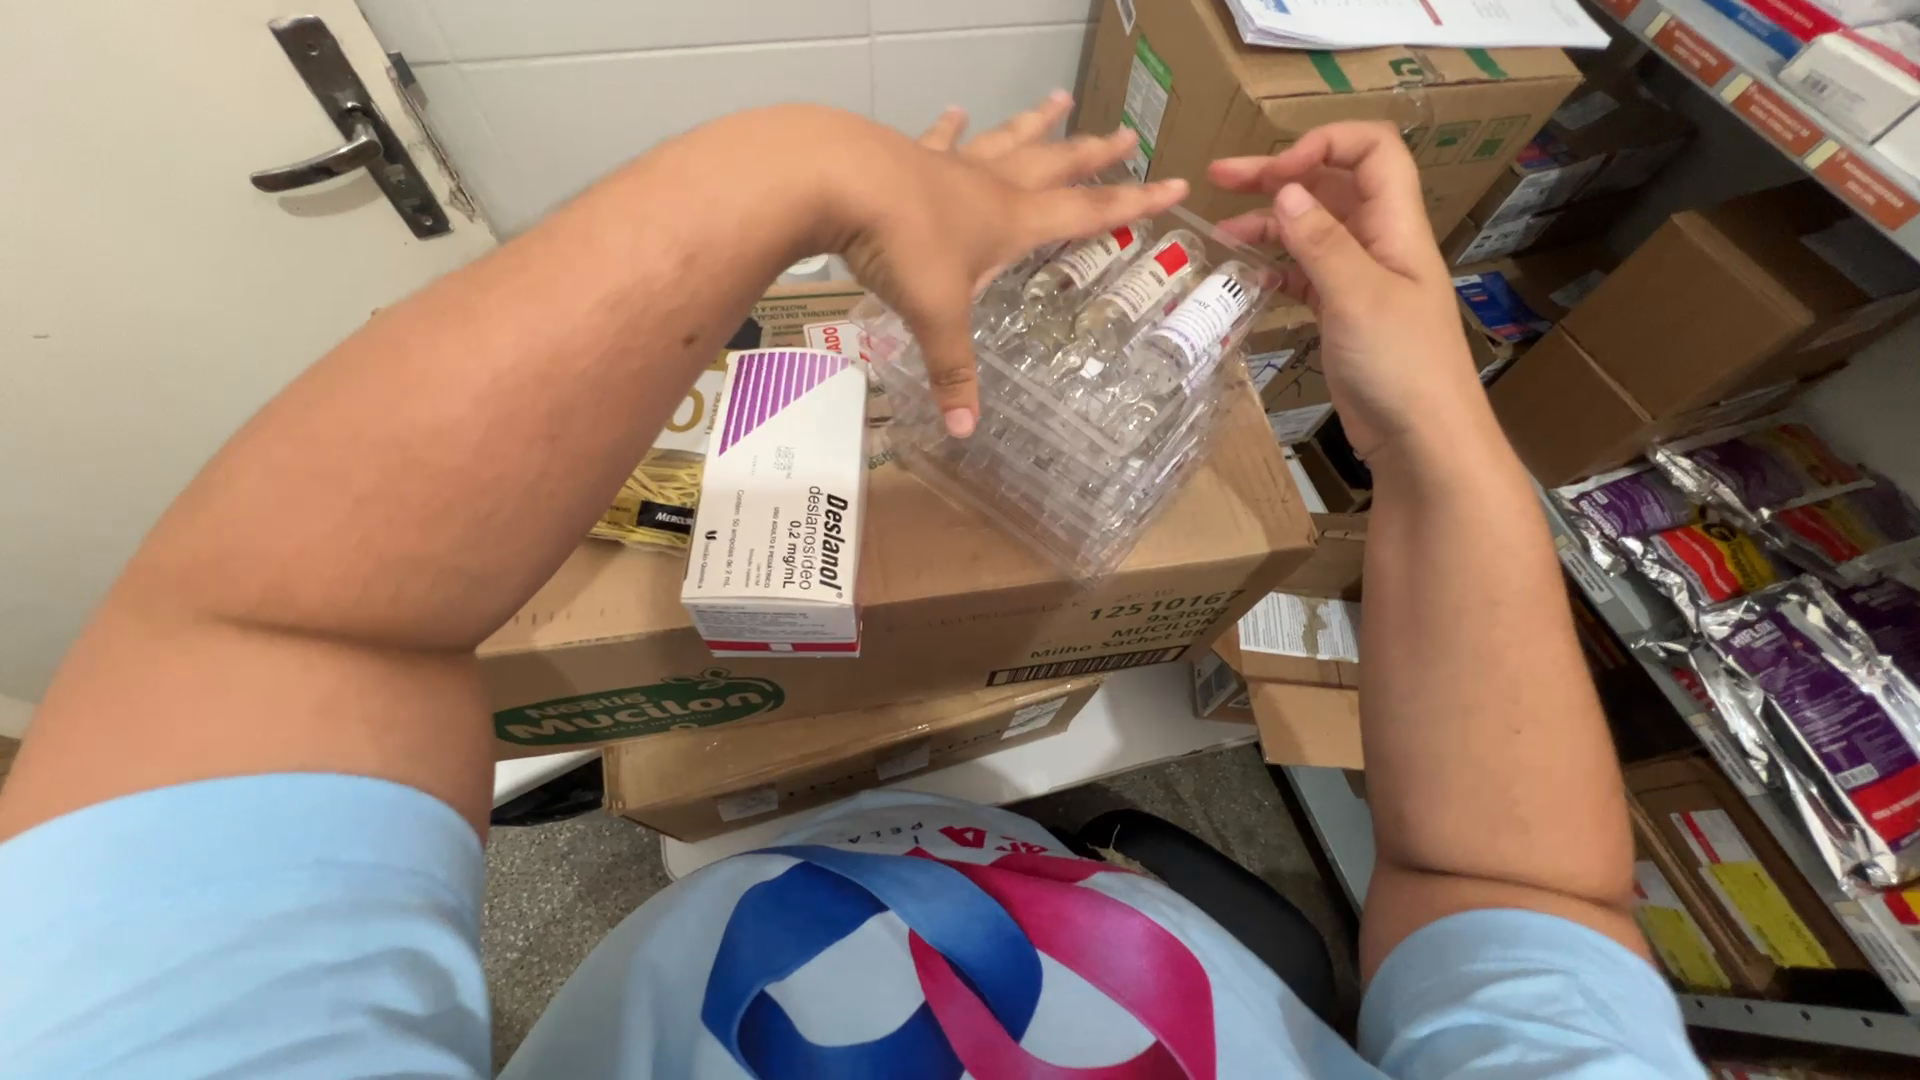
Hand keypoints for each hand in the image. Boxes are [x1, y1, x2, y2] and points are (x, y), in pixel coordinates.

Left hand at [810, 96, 1187, 435]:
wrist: (838, 181)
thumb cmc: (903, 247)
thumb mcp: (937, 317)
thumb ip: (954, 373)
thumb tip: (965, 431)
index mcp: (1013, 222)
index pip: (1088, 211)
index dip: (1133, 202)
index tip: (1174, 185)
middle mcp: (992, 187)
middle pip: (1056, 164)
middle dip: (1093, 154)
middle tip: (1125, 133)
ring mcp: (952, 166)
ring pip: (1007, 141)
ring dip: (1036, 124)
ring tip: (1060, 99)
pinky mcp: (911, 157)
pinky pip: (942, 140)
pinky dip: (952, 128)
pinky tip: (957, 112)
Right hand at [1208, 122, 1479, 460]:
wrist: (1418, 434)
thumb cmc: (1399, 362)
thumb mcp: (1357, 295)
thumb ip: (1319, 241)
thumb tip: (1284, 191)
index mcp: (1395, 225)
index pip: (1369, 152)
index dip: (1322, 145)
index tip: (1271, 173)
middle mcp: (1376, 243)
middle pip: (1328, 187)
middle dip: (1276, 175)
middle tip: (1219, 177)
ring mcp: (1357, 279)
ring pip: (1309, 232)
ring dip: (1266, 226)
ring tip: (1219, 235)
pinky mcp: (1339, 313)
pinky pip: (1302, 276)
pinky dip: (1273, 270)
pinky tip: (1244, 278)